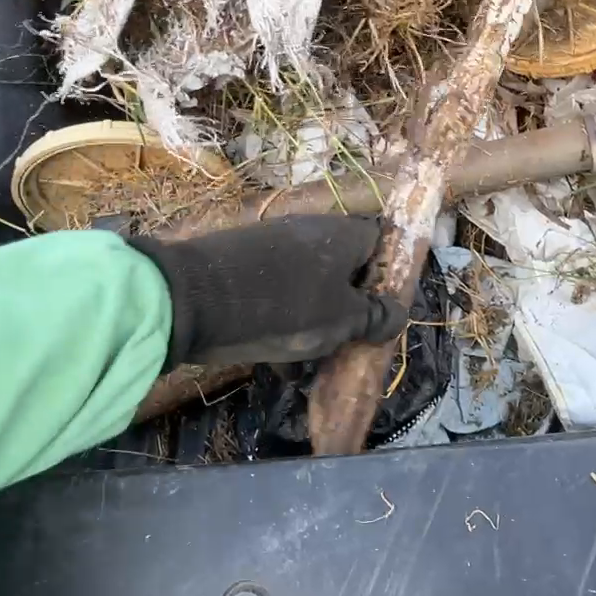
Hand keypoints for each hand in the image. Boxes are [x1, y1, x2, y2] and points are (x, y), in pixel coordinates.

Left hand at [124, 217, 407, 366]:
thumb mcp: (343, 320)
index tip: (384, 313)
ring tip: (312, 364)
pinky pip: (278, 296)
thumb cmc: (287, 307)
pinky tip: (279, 361)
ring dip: (316, 323)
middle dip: (348, 309)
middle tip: (349, 344)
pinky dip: (284, 324)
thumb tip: (398, 314)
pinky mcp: (244, 267)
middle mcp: (310, 232)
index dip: (386, 277)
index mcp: (343, 234)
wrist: (197, 300)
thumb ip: (375, 317)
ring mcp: (274, 247)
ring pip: (310, 288)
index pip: (380, 243)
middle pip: (343, 270)